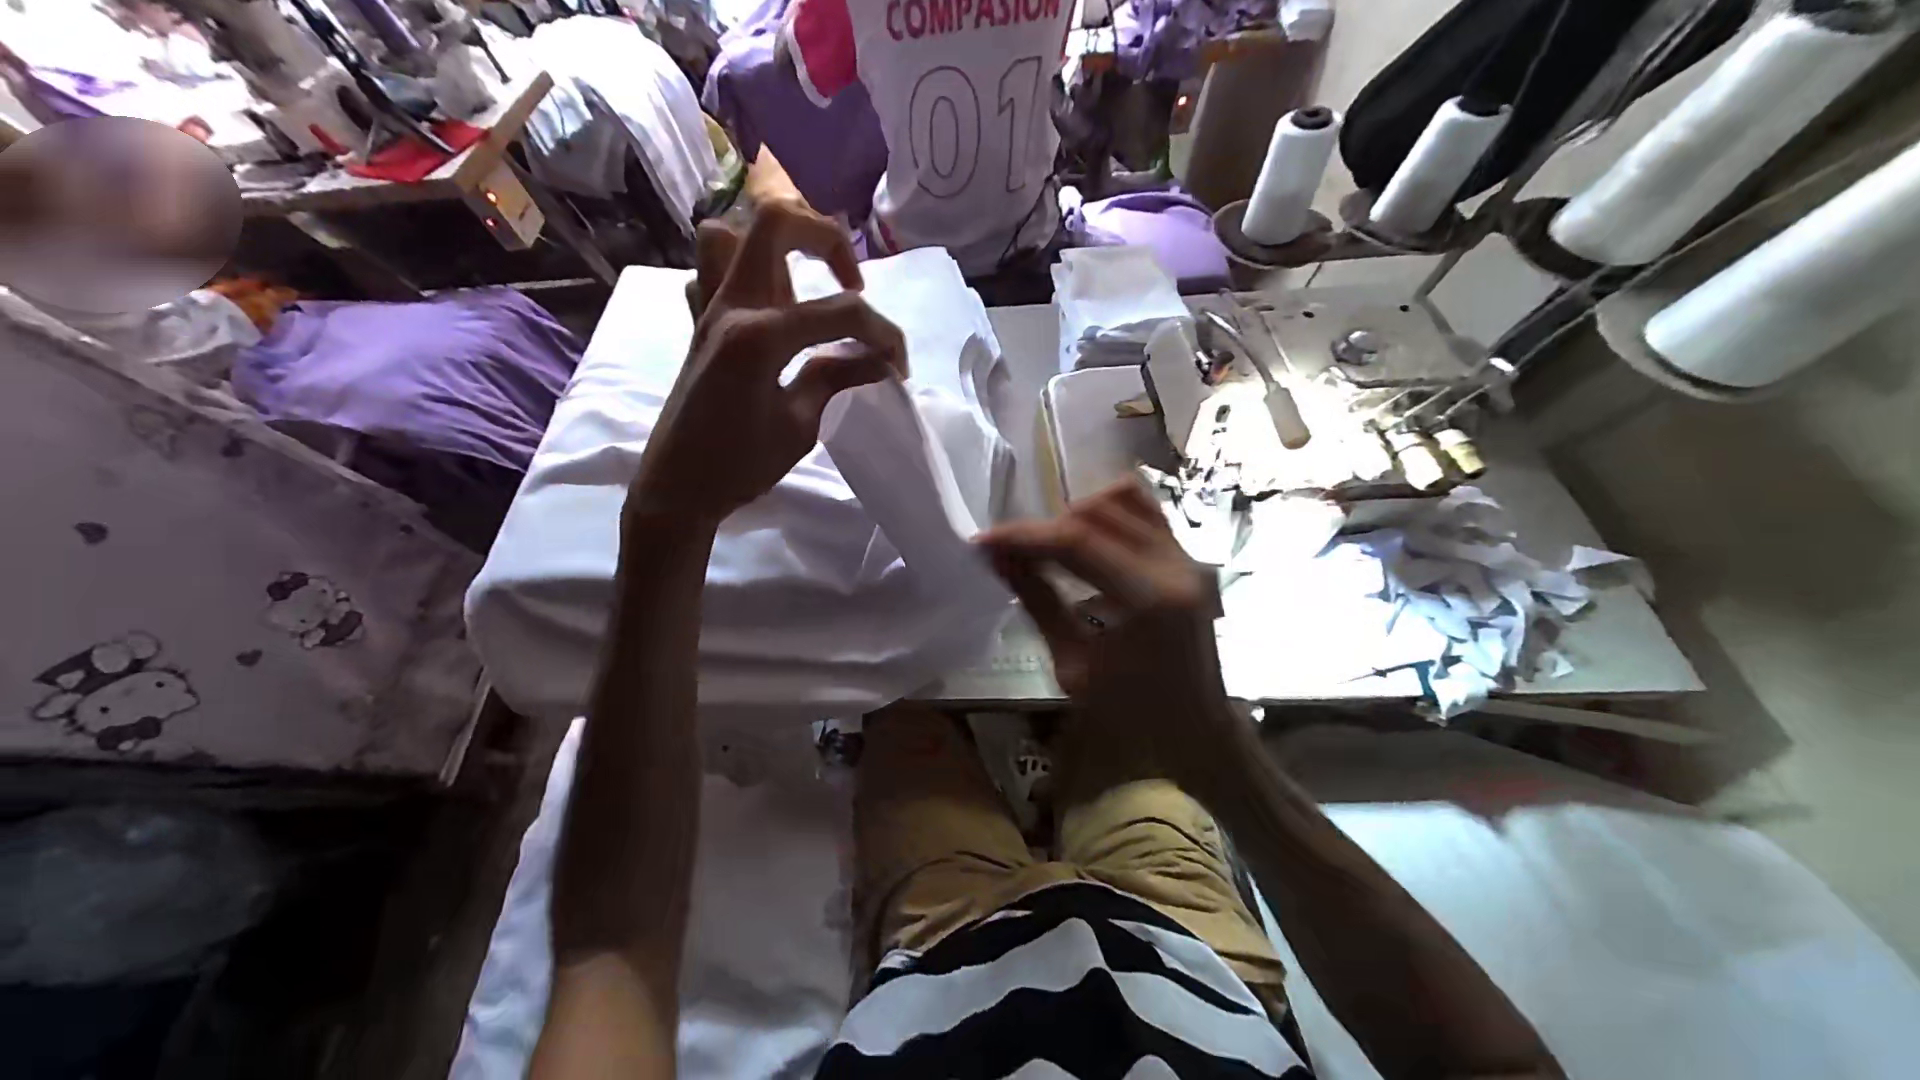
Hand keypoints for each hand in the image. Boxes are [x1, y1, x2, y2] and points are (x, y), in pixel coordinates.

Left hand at [631, 201, 904, 527]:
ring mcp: (708, 309)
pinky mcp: (698, 324)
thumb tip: (878, 361)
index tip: (899, 366)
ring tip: (806, 283)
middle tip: (853, 285)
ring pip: (730, 232)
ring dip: (776, 245)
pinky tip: (765, 303)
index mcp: (759, 336)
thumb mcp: (800, 427)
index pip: (840, 311)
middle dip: (828, 240)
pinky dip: (739, 271)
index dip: (882, 334)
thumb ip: (836, 379)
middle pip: (777, 221)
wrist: (677, 488)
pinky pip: (709, 271)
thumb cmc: (740, 466)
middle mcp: (730, 305)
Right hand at [975, 480, 1242, 788]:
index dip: (1025, 535)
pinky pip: (1144, 511)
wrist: (1194, 731)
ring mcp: (1187, 557)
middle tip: (1010, 551)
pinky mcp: (1187, 558)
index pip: (1077, 541)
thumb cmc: (1131, 716)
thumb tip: (999, 559)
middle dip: (1044, 527)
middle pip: (1097, 513)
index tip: (984, 542)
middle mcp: (1176, 565)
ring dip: (1075, 516)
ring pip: (1123, 500)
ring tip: (1047, 547)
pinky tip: (1083, 540)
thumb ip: (1039, 603)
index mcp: (1150, 599)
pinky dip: (1107, 514)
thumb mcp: (1074, 666)